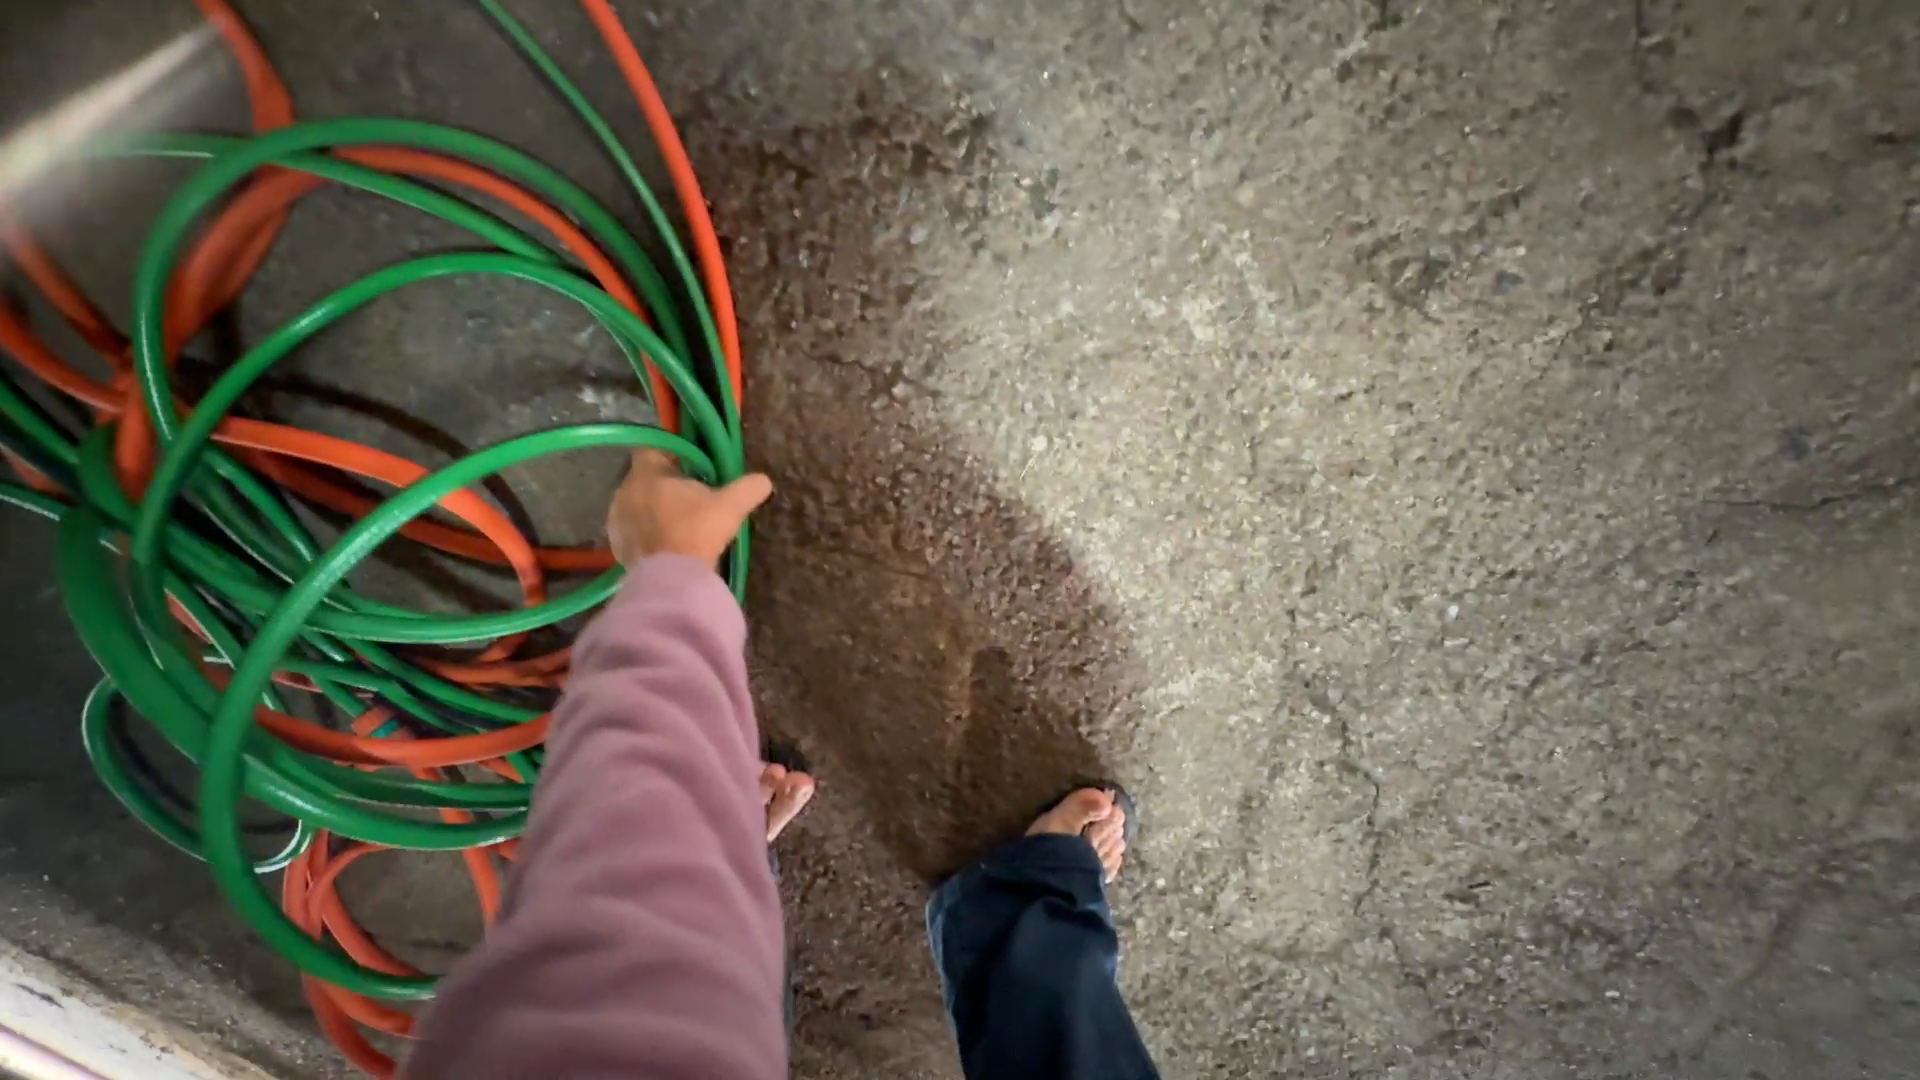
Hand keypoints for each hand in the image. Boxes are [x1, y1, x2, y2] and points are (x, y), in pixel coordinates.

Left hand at [605, 449, 772, 567]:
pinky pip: (633, 532)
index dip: (669, 454)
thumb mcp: (731, 506)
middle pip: (644, 479)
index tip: (688, 466)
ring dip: (653, 511)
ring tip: (679, 526)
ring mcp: (616, 520)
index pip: (650, 449)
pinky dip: (647, 535)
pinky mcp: (617, 546)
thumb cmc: (697, 531)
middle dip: (664, 486)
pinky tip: (667, 546)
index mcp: (647, 473)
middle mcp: (624, 491)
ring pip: (637, 506)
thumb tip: (764, 480)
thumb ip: (748, 488)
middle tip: (691, 500)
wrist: (672, 578)